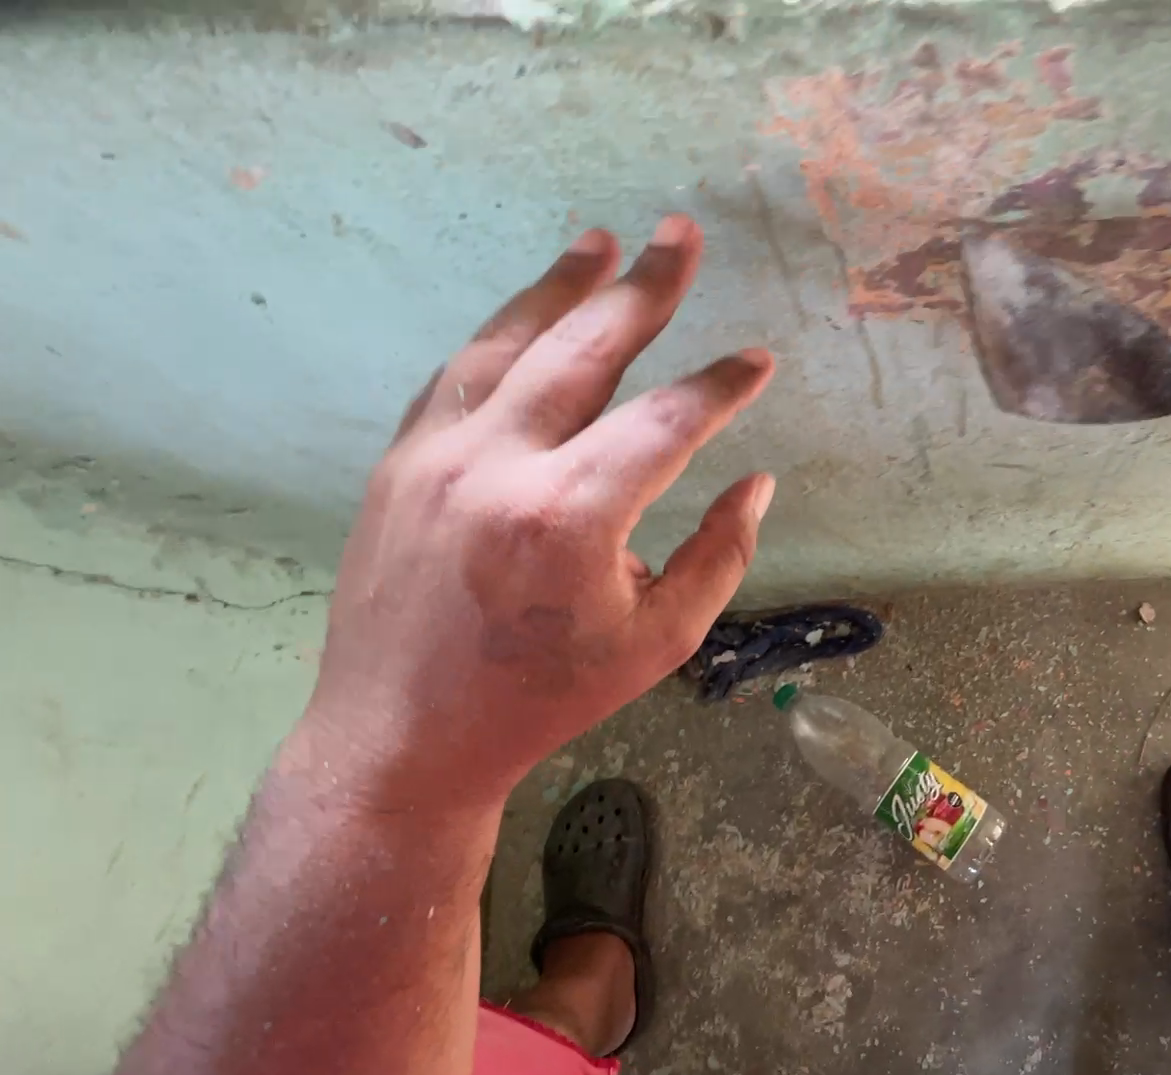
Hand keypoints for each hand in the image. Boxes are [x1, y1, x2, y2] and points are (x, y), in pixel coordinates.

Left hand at [297, 217, 773, 809]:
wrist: (404, 735)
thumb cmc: (549, 695)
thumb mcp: (662, 640)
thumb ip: (720, 555)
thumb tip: (755, 483)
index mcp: (574, 517)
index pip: (668, 421)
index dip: (722, 386)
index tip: (759, 362)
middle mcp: (501, 464)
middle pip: (586, 350)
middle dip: (645, 289)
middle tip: (681, 235)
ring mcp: (439, 455)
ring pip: (510, 342)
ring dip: (563, 286)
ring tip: (603, 242)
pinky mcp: (402, 462)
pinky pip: (459, 374)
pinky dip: (503, 332)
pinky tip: (531, 311)